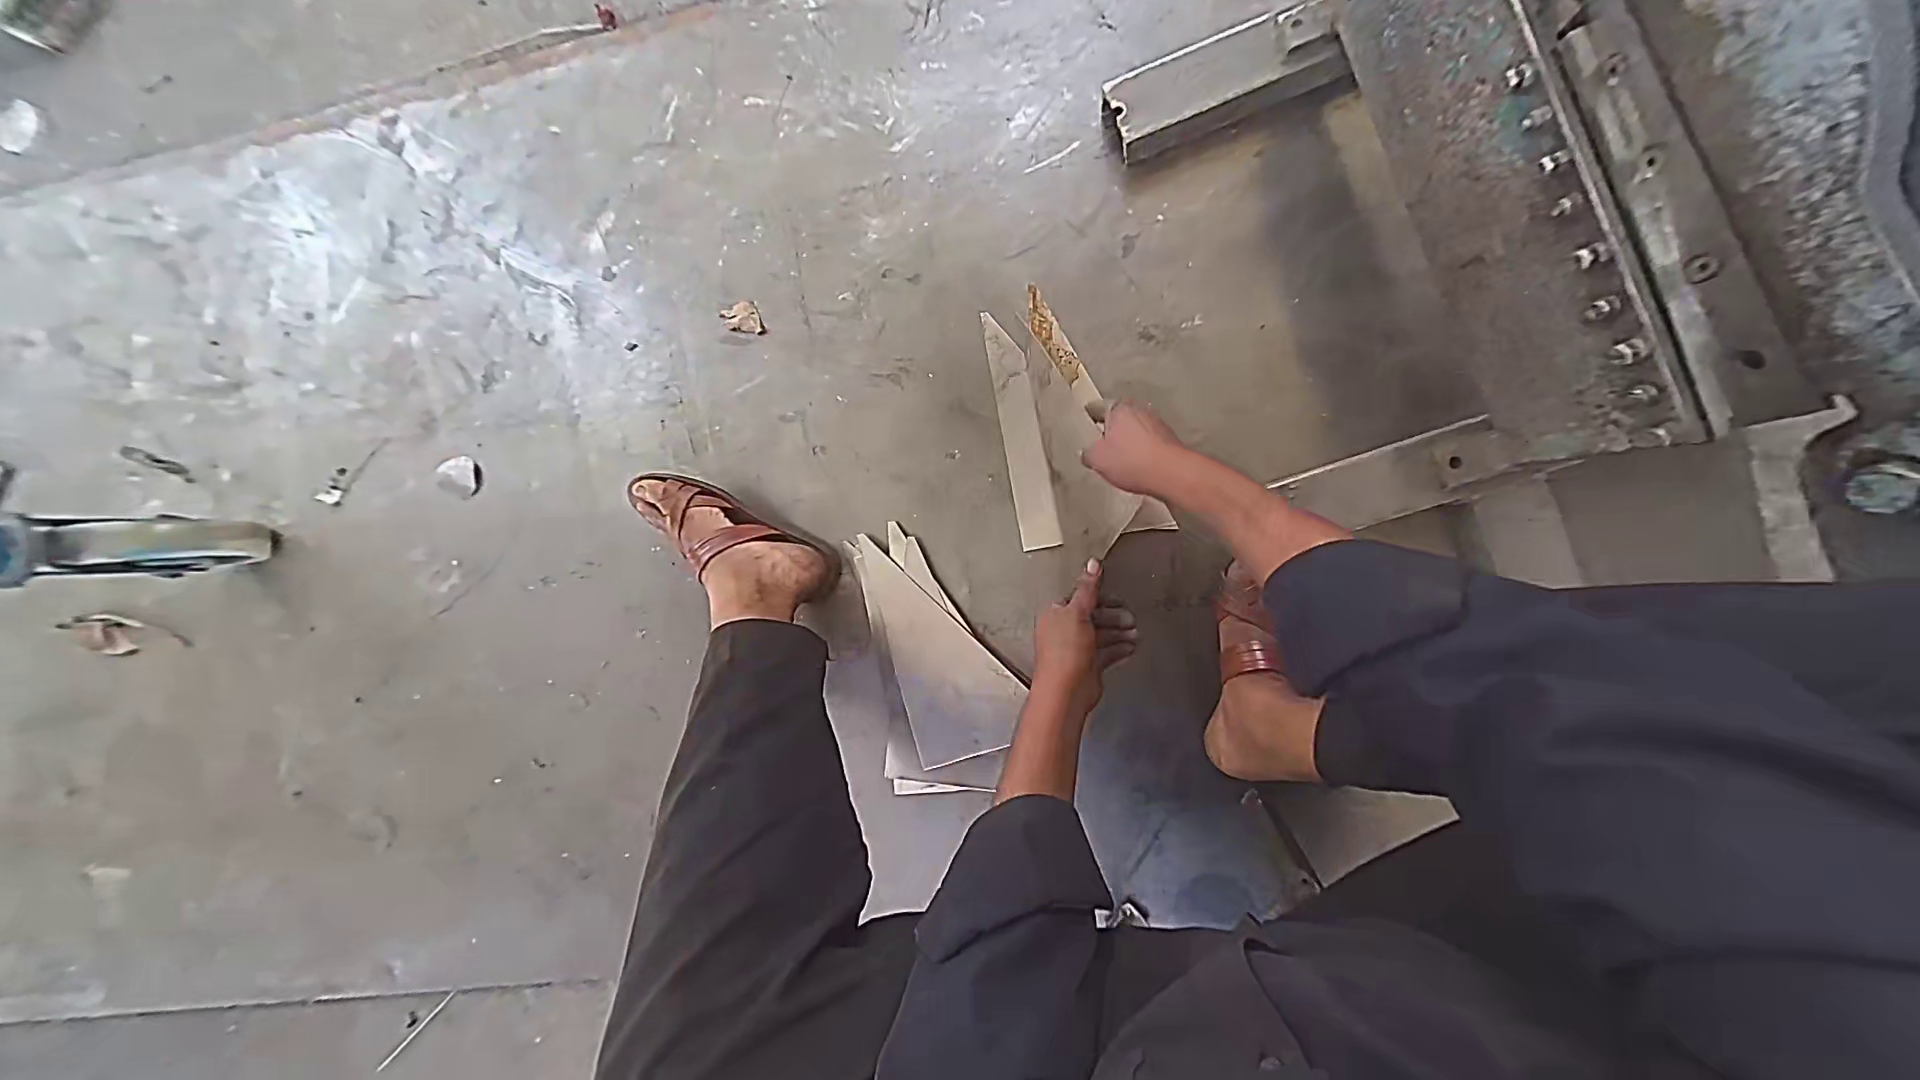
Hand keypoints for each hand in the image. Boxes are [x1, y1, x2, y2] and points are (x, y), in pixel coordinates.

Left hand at [1032, 559, 1139, 716]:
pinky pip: (1106, 653)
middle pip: (1093, 617)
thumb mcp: (1077, 613)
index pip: (1078, 598)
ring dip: (1119, 633)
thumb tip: (1092, 564)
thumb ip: (1087, 588)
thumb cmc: (1064, 654)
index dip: (1098, 596)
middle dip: (1113, 616)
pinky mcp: (1088, 665)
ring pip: (1101, 635)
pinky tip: (1131, 647)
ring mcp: (1076, 649)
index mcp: (1055, 615)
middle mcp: (1063, 631)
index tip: (1115, 595)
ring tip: (1134, 632)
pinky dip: (1119, 649)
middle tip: (1129, 617)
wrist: (1066, 692)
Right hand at [1082, 401, 1189, 497]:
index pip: (1099, 408)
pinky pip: (1150, 445)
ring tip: (1122, 463)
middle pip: (1120, 420)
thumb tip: (1089, 454)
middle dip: (1112, 432)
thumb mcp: (1096, 460)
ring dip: (1130, 443)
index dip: (1091, 416)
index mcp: (1119, 409)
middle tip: (1103, 449)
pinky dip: (1144, 453)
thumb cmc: (1133, 461)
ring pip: (1137, 431)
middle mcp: (1140, 411)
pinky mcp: (1170, 441)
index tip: (1088, 420)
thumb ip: (1088, 453)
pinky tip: (1139, 468)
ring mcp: (1157, 425)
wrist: (1170, 474)